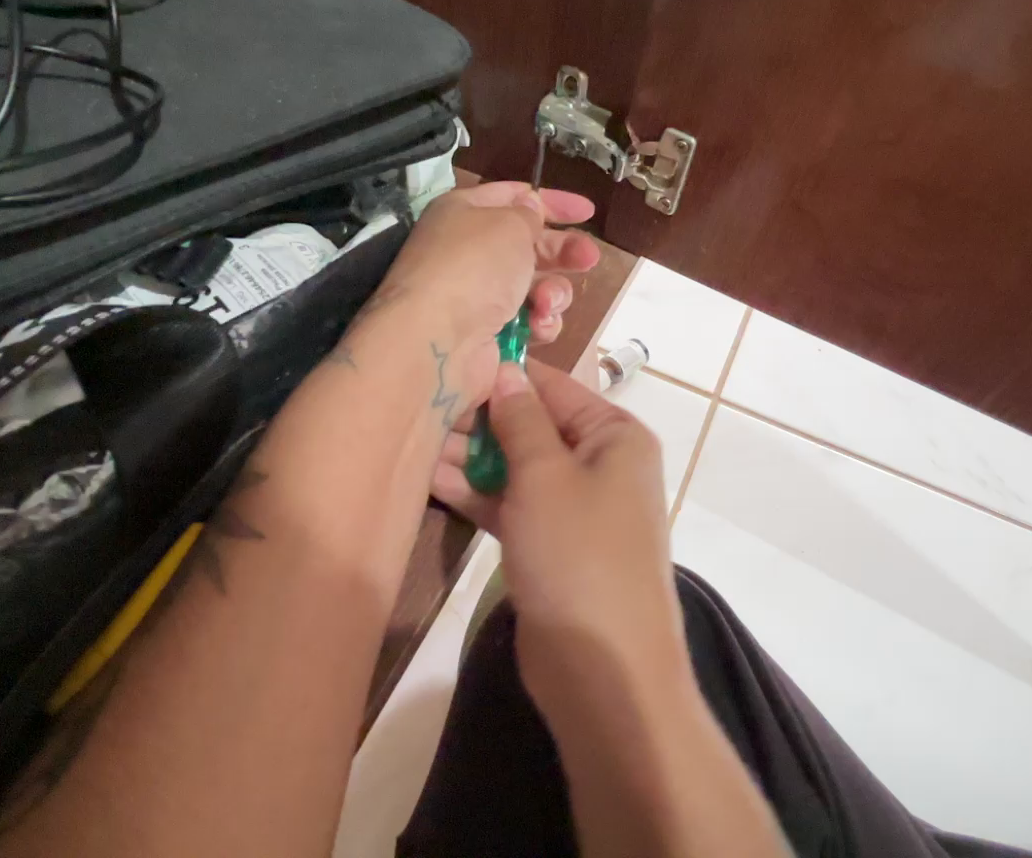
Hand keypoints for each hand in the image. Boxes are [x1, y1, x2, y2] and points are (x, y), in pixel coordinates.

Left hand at [378, 181, 598, 343]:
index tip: (589, 211)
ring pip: (536, 289)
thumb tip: (530, 209)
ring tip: (546, 303)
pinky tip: (537, 328)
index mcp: (465, 213)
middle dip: (563, 254)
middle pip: (530, 247)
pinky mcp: (489, 336)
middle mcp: (469, 252)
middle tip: (589, 259)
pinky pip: (529, 324)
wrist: (437, 341)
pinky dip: (539, 325)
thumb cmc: (473, 267)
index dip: (552, 202)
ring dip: (552, 294)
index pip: (514, 197)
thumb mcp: (509, 225)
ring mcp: (478, 297)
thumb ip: (529, 215)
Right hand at [434, 361, 687, 708]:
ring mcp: (575, 507)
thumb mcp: (545, 475)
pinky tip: (432, 482)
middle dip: (482, 421)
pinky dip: (479, 495)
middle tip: (423, 410)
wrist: (603, 669)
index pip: (554, 387)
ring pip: (518, 467)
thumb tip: (505, 372)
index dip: (504, 375)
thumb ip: (521, 420)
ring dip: (472, 459)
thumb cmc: (578, 553)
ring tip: (416, 444)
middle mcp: (600, 463)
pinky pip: (513, 505)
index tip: (450, 363)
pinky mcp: (551, 544)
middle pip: (533, 426)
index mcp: (615, 435)